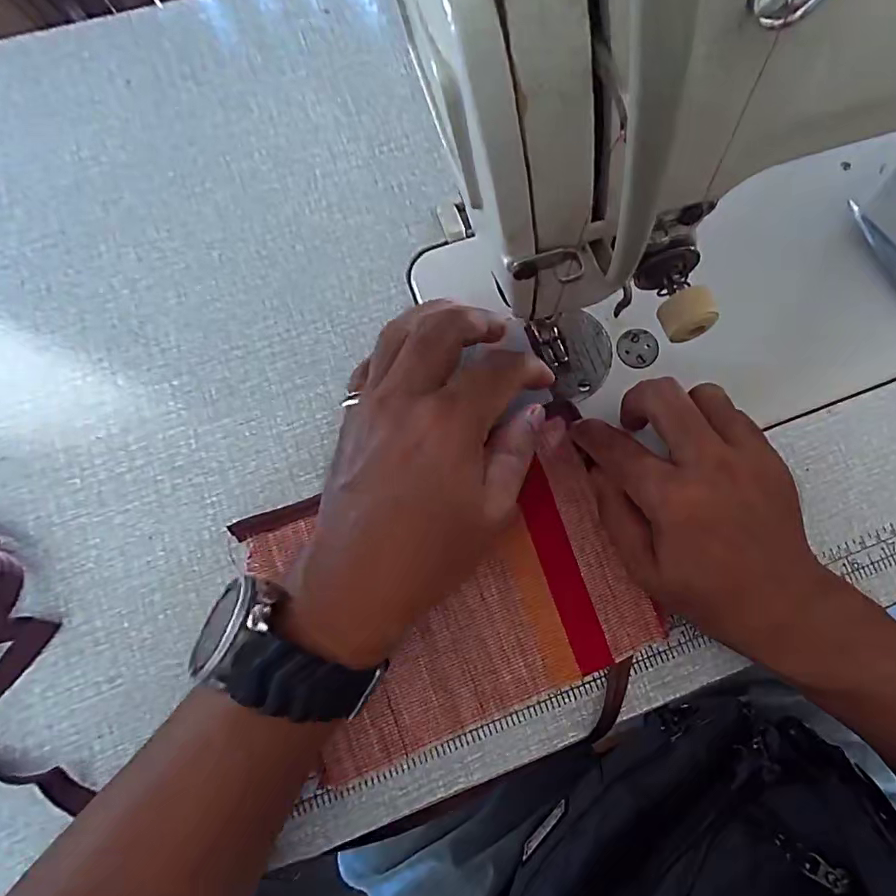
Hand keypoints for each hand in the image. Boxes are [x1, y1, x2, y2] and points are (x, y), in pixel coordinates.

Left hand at [279, 301, 556, 667]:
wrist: (358, 578)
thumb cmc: (433, 554)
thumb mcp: (495, 511)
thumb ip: (516, 453)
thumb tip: (532, 414)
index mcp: (450, 424)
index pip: (496, 372)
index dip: (527, 366)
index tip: (543, 378)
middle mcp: (407, 399)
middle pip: (441, 330)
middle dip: (478, 320)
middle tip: (502, 329)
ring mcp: (372, 402)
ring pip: (397, 332)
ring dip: (434, 317)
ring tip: (461, 321)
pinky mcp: (351, 415)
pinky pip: (371, 360)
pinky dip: (398, 345)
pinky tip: (417, 356)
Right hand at [570, 379, 856, 668]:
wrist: (778, 599)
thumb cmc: (709, 593)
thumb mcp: (645, 570)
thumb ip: (615, 515)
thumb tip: (598, 472)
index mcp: (672, 499)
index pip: (618, 448)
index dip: (590, 434)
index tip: (582, 431)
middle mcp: (709, 465)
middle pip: (663, 396)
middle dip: (634, 400)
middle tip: (631, 425)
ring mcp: (745, 456)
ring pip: (704, 395)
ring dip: (680, 407)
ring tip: (676, 435)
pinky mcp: (770, 456)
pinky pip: (736, 416)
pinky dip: (714, 423)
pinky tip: (710, 452)